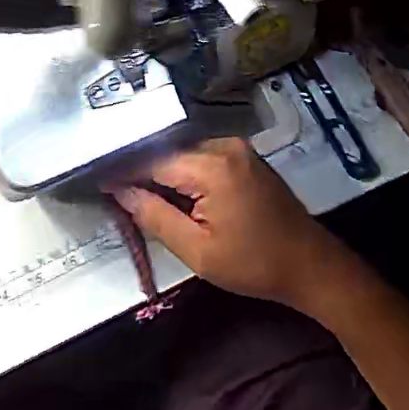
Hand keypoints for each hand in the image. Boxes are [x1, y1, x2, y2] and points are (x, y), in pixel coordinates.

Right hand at [109, 136, 359, 314]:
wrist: (310, 264)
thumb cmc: (254, 264)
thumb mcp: (197, 251)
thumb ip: (154, 216)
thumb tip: (121, 192)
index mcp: (212, 166)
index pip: (154, 160)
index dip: (124, 171)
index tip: (98, 181)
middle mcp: (223, 145)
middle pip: (168, 152)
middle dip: (142, 171)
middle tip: (117, 193)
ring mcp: (236, 147)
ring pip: (183, 152)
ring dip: (163, 171)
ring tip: (140, 195)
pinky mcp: (243, 154)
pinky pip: (201, 155)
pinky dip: (183, 171)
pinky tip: (174, 193)